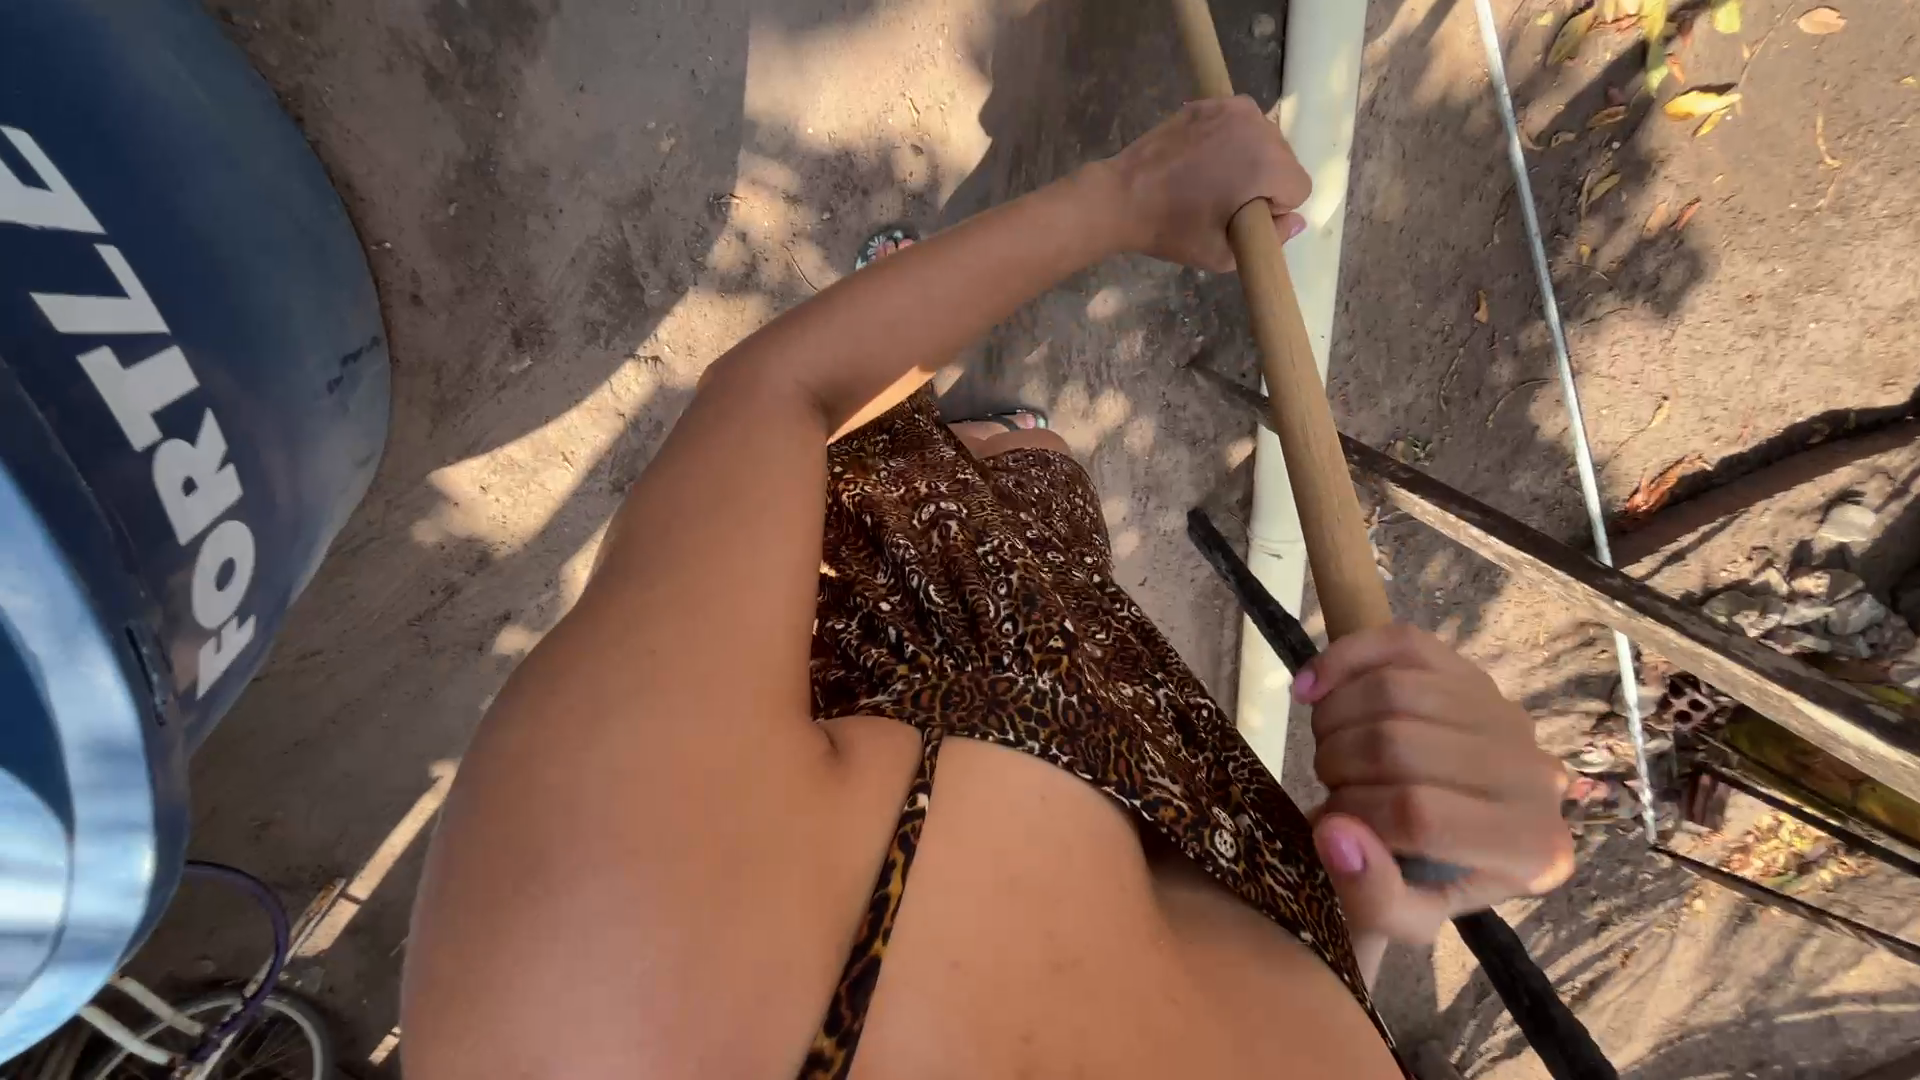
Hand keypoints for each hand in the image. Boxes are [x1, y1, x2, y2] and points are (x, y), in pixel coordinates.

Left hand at [1098, 95, 1309, 271]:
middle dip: (1264, 183)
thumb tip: (1294, 222)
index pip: (1298, 188)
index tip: (1242, 219)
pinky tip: (1201, 162)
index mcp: (1267, 163)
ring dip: (1248, 161)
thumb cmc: (1171, 229)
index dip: (1274, 210)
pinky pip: (1238, 125)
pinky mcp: (1209, 103)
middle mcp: (1258, 126)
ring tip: (1211, 182)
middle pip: (1284, 160)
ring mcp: (1232, 108)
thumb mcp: (1222, 253)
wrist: (1122, 197)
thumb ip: (1269, 241)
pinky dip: (1229, 143)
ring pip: (1263, 140)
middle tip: (1223, 203)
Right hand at [1293, 624, 1573, 946]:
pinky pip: (1395, 643)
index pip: (1419, 813)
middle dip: (1337, 762)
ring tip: (1329, 747)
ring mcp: (1502, 712)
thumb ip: (1369, 895)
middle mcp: (1533, 773)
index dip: (1353, 812)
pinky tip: (1308, 690)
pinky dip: (1337, 661)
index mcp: (1531, 848)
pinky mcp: (1466, 669)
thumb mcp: (1397, 915)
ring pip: (1390, 690)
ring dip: (1332, 719)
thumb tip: (1332, 832)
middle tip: (1329, 784)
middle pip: (1397, 744)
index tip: (1329, 825)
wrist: (1440, 833)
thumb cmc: (1418, 877)